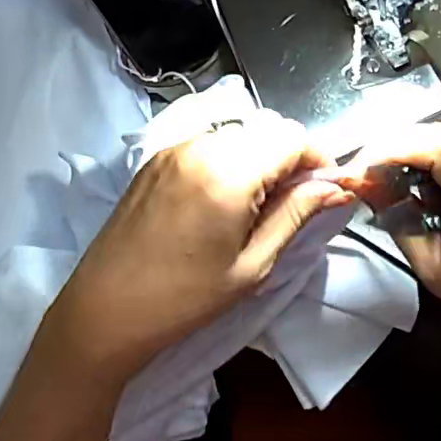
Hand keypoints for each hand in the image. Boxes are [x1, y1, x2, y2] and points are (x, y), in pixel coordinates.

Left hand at [40, 114, 350, 385]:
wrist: (103, 311)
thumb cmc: (185, 298)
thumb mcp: (253, 264)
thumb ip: (296, 215)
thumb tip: (336, 189)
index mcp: (228, 172)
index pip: (292, 137)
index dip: (318, 159)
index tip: (326, 190)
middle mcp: (201, 146)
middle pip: (267, 129)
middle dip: (291, 157)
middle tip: (294, 202)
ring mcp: (174, 149)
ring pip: (239, 133)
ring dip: (261, 157)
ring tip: (258, 204)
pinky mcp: (156, 159)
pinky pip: (209, 143)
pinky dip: (231, 159)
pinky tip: (224, 199)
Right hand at [337, 124, 440, 353]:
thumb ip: (403, 226)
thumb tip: (366, 188)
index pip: (435, 147)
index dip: (388, 152)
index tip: (353, 174)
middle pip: (434, 137)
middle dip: (390, 154)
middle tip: (359, 183)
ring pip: (440, 141)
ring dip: (407, 160)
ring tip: (382, 190)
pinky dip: (426, 166)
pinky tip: (415, 192)